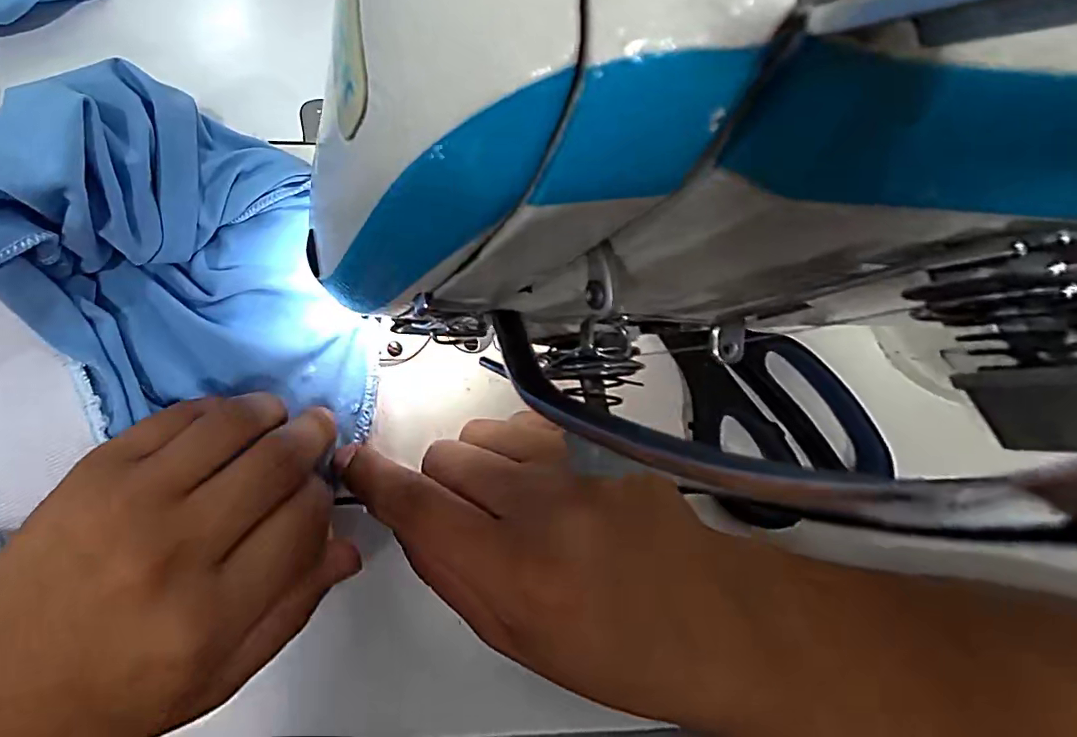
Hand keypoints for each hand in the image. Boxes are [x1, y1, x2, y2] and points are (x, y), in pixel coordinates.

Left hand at [0, 394, 358, 736]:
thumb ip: (287, 611)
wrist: (2, 662)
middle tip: (319, 426)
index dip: (322, 495)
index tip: (320, 487)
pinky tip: (227, 418)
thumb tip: (344, 547)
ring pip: (231, 425)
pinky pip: (180, 415)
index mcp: (209, 615)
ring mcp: (136, 496)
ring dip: (269, 410)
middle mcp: (177, 547)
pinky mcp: (104, 463)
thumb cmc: (113, 683)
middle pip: (274, 464)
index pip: (300, 523)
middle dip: (310, 436)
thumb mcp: (212, 678)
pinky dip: (217, 408)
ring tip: (279, 414)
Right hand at [337, 409, 796, 723]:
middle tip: (474, 520)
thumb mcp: (522, 641)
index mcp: (519, 573)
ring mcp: (573, 463)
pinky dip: (516, 451)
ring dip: (480, 467)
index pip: (418, 505)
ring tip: (519, 504)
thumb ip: (451, 576)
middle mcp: (542, 506)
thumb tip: (408, 522)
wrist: (722, 617)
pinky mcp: (593, 441)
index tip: (354, 462)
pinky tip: (549, 485)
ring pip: (477, 438)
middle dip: (442, 487)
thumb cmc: (625, 648)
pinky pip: (518, 428)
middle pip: (443, 459)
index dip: (375, 478)